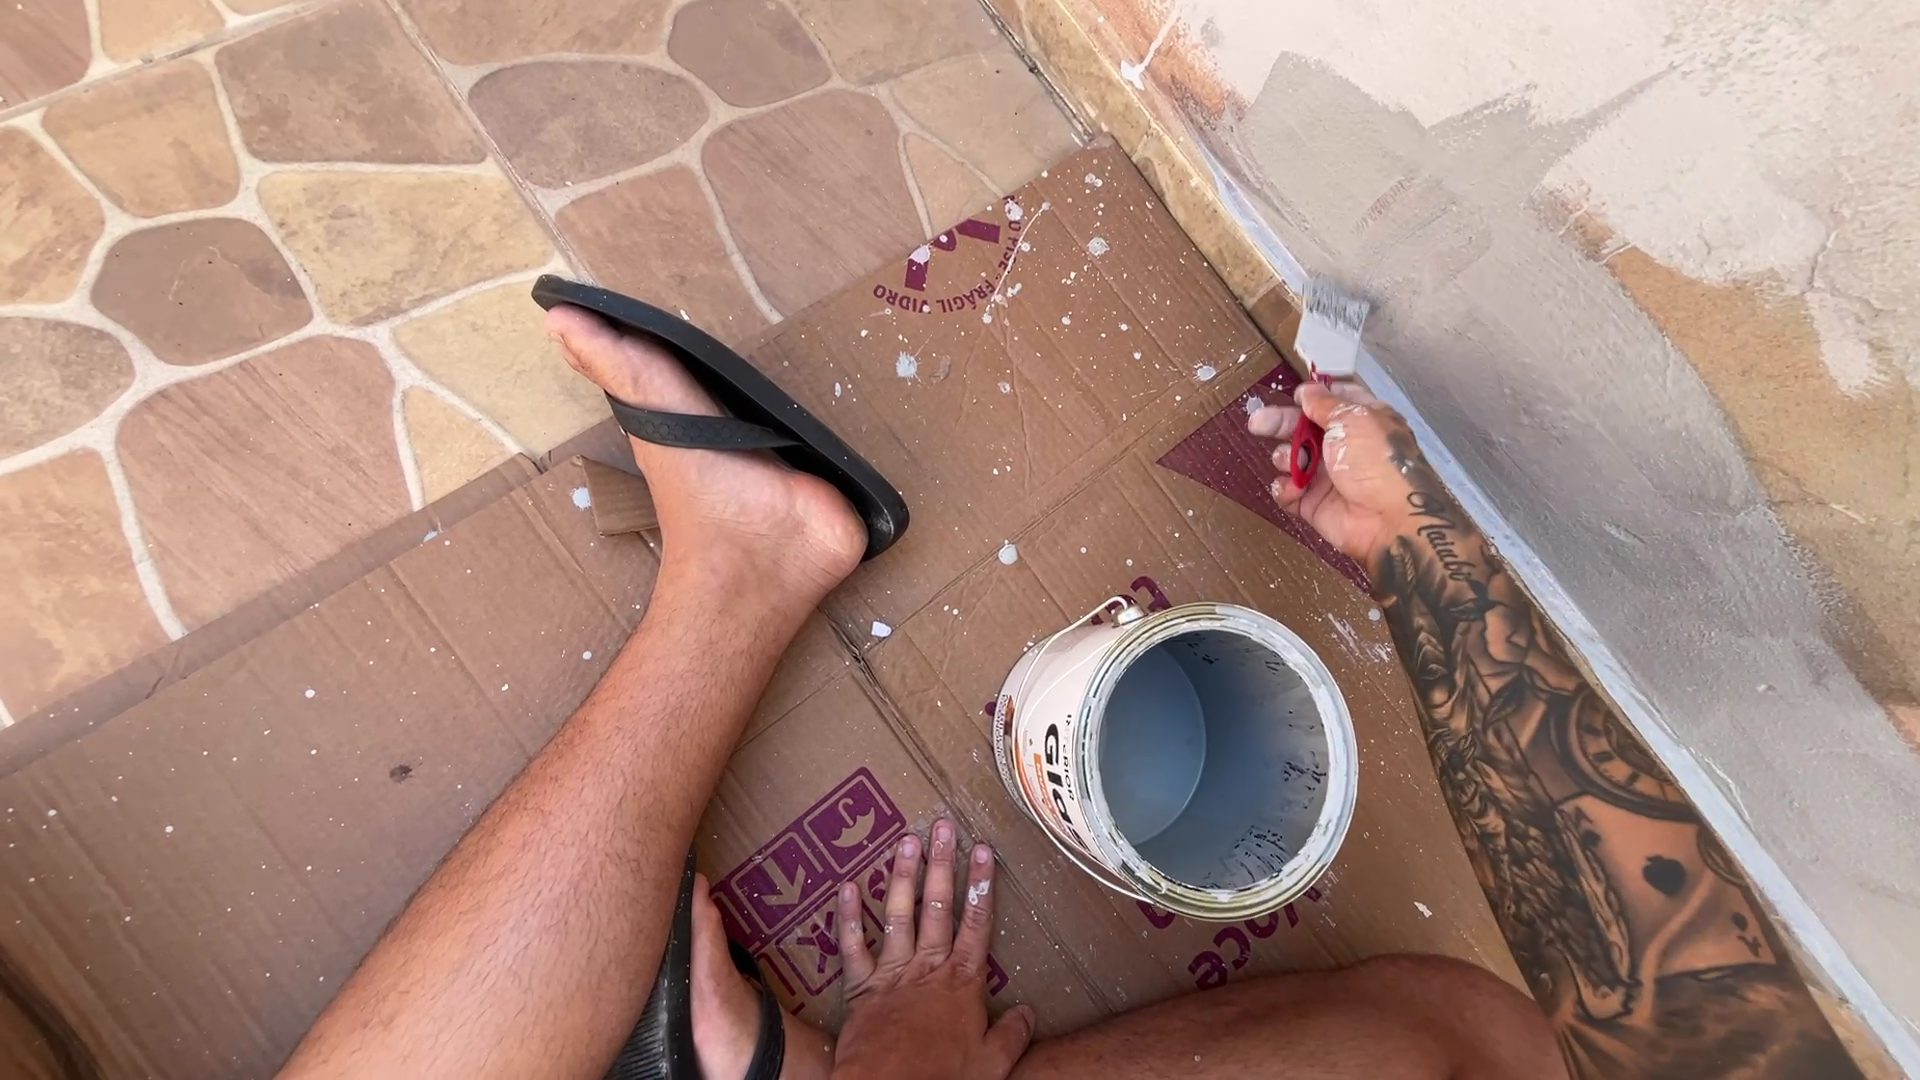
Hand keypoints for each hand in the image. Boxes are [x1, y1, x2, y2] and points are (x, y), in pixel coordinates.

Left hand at [830, 821, 1035, 1079]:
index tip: (983, 848)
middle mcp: (928, 966)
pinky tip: (847, 886)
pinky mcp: (862, 988)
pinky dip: (849, 917)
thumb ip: (1011, 1035)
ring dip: (903, 875)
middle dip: (942, 863)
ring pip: (899, 913)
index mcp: (961, 981)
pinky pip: (852, 947)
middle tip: (942, 826)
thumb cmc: (942, 1079)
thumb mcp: (991, 1065)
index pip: (976, 921)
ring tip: (905, 839)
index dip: (981, 883)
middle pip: (938, 905)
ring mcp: (893, 972)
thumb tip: (1030, 1013)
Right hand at [1248, 382, 1435, 573]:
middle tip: (1258, 423)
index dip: (1313, 396)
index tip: (1294, 396)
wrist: (1386, 519)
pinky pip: (1286, 490)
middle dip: (1280, 423)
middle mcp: (1343, 446)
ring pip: (1289, 457)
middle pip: (1302, 427)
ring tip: (1290, 462)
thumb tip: (1307, 390)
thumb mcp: (1353, 420)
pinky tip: (1294, 489)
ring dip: (1285, 457)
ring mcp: (1326, 475)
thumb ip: (1325, 403)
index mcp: (1362, 421)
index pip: (1335, 400)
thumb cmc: (1377, 463)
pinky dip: (1285, 488)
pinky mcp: (1311, 502)